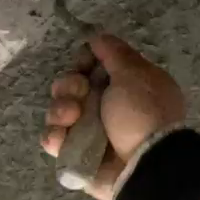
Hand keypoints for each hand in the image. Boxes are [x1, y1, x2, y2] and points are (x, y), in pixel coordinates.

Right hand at [41, 33, 185, 199]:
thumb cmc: (144, 113)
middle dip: (68, 85)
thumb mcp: (135, 74)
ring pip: (58, 111)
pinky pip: (54, 140)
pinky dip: (55, 136)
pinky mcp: (76, 155)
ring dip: (59, 109)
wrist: (146, 164)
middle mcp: (105, 107)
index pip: (91, 65)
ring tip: (72, 117)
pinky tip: (63, 137)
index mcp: (123, 86)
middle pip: (70, 86)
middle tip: (80, 94)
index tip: (86, 64)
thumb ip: (114, 53)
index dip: (83, 62)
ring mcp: (90, 132)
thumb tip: (98, 36)